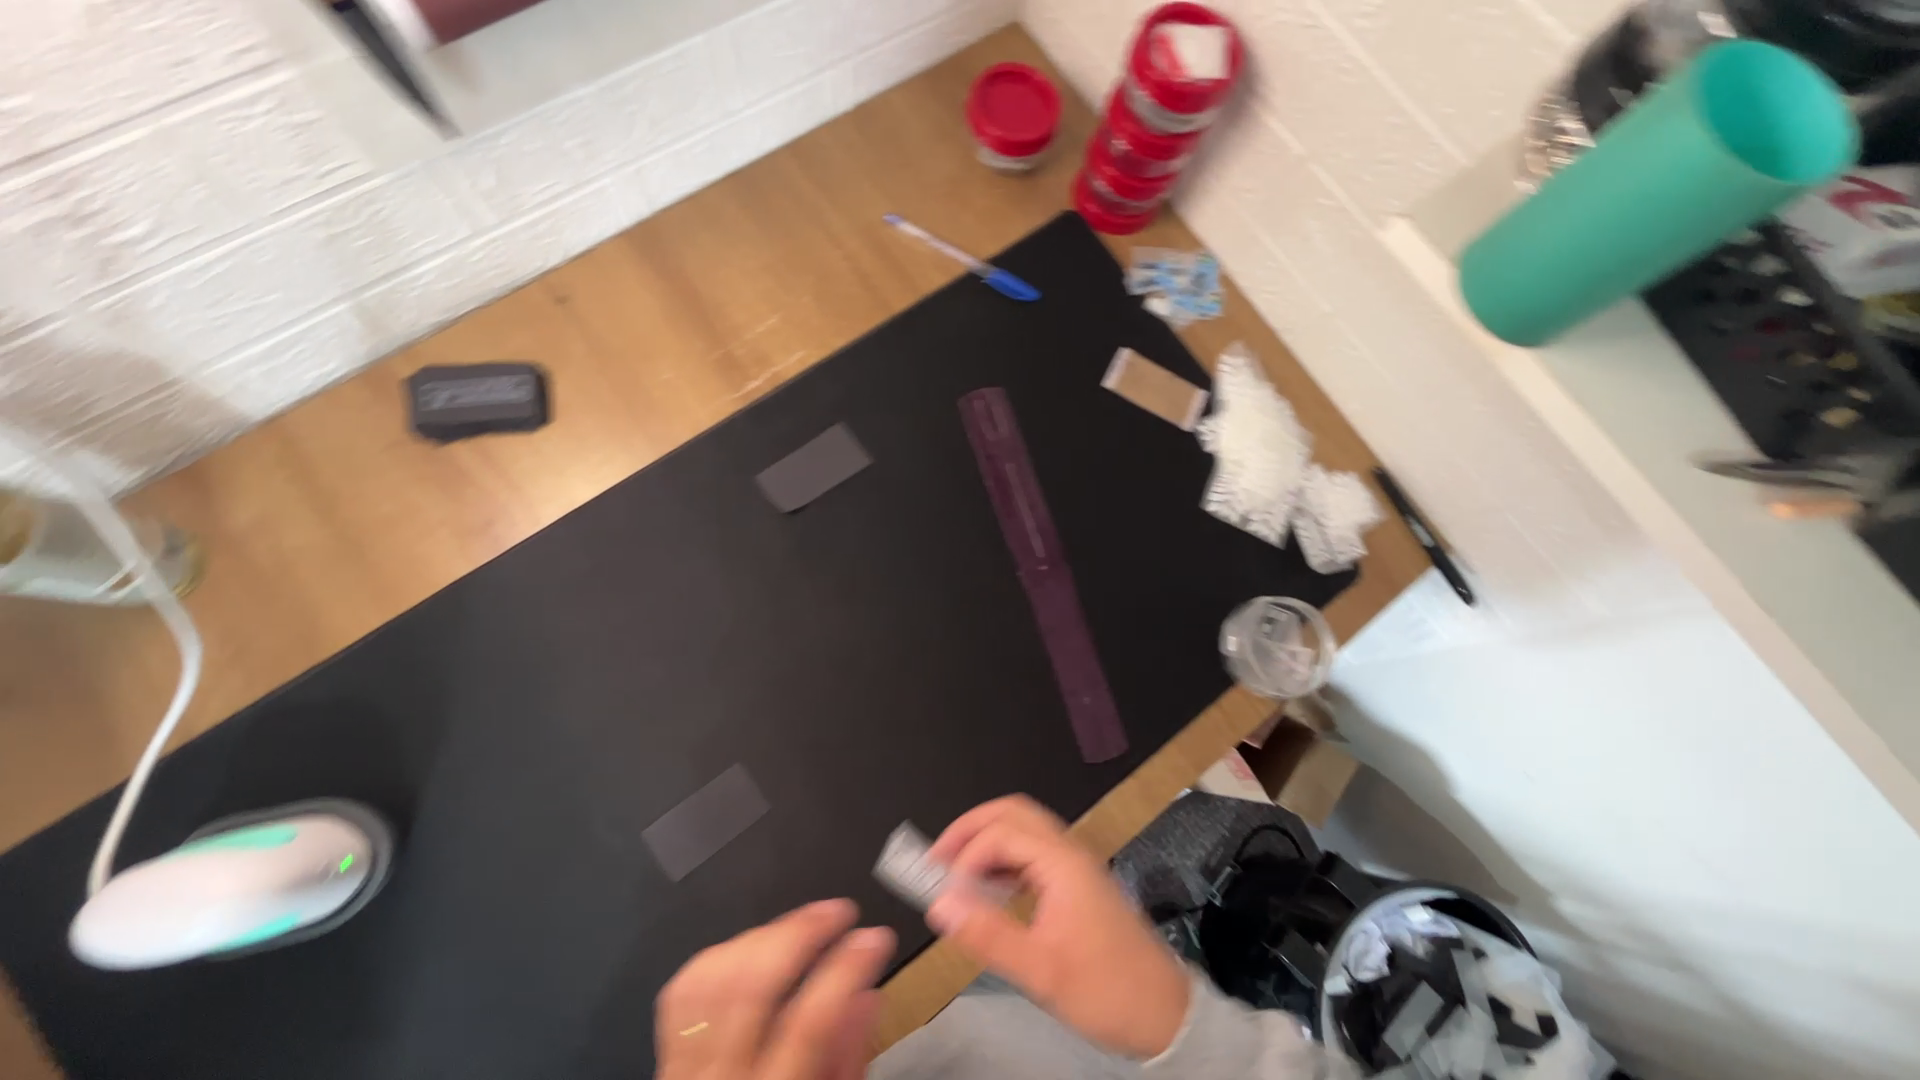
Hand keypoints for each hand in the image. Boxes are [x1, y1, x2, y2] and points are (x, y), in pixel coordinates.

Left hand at [656, 899, 895, 1079]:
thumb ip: (848, 1057)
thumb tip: (867, 994)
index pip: (809, 1023)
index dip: (846, 968)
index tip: (874, 936)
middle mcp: (723, 1077)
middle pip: (753, 985)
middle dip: (801, 932)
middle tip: (839, 910)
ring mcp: (687, 1065)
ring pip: (714, 976)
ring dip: (763, 935)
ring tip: (803, 922)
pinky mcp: (670, 1053)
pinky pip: (683, 991)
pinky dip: (719, 955)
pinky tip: (754, 945)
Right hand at [925, 796, 1190, 1058]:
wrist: (1166, 1015)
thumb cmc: (1107, 992)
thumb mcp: (1041, 971)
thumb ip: (987, 935)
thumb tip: (939, 905)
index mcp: (1063, 864)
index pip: (999, 835)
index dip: (964, 859)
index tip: (944, 896)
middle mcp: (1070, 854)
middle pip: (1013, 814)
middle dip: (971, 829)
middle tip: (937, 859)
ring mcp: (1076, 868)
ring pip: (1024, 831)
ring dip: (987, 843)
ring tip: (956, 875)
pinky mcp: (1078, 886)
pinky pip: (1034, 856)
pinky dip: (1005, 863)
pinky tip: (990, 894)